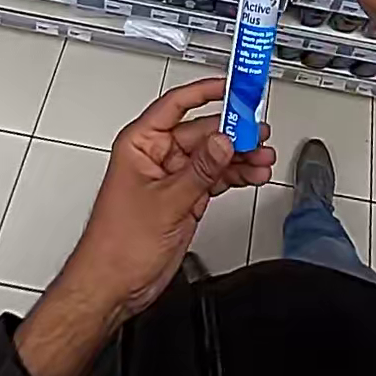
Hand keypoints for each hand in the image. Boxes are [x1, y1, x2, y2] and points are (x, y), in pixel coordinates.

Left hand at [15, 77, 273, 375]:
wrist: (113, 289)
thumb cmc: (116, 247)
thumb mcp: (165, 202)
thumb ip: (199, 170)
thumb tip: (223, 141)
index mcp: (141, 143)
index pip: (176, 105)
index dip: (205, 92)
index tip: (231, 86)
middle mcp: (157, 154)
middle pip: (202, 130)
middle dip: (233, 132)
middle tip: (258, 130)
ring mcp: (172, 175)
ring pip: (213, 154)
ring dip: (239, 155)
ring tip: (263, 155)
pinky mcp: (184, 195)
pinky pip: (214, 175)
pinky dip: (235, 174)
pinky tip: (252, 173)